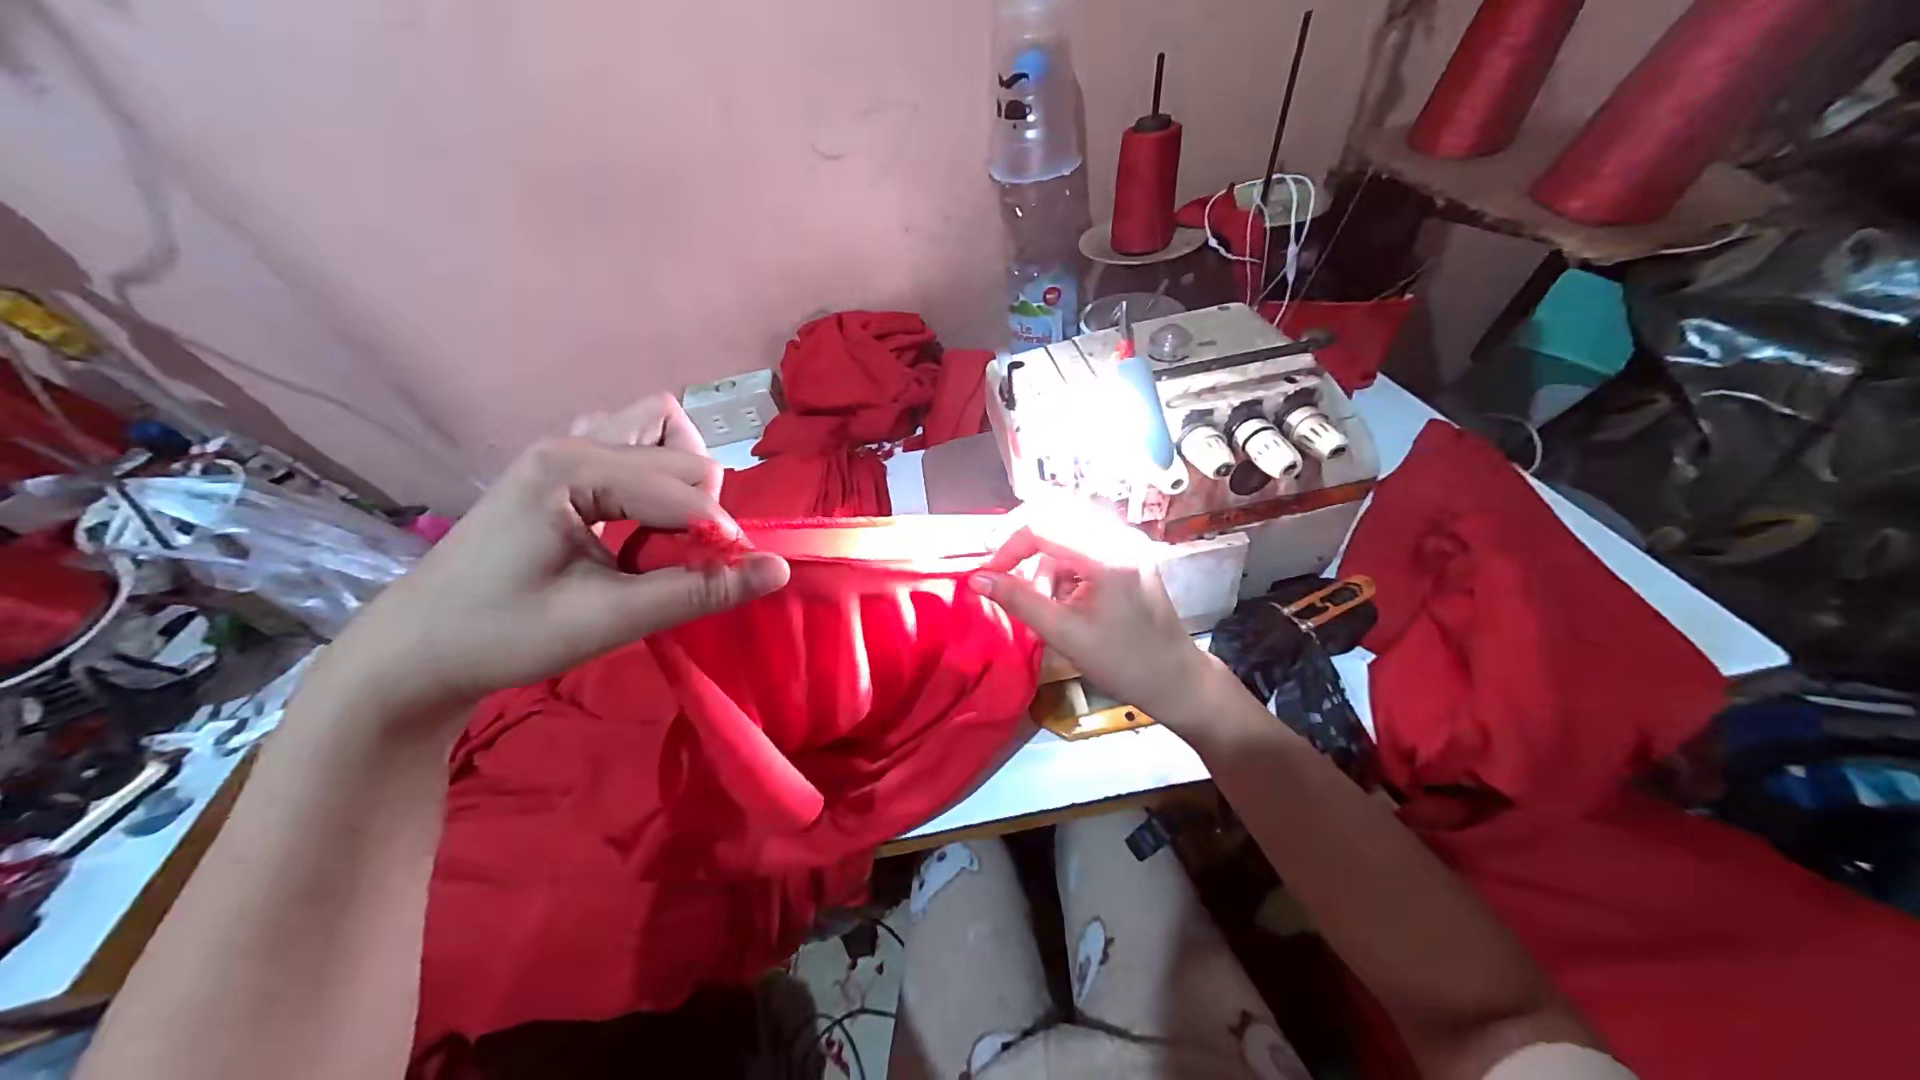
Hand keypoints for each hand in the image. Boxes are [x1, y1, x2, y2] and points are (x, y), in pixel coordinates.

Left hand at [310, 395, 789, 729]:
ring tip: (669, 529)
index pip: (687, 489)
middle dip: (703, 508)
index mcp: (575, 469)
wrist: (416, 649)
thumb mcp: (610, 619)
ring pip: (659, 427)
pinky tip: (638, 514)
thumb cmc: (504, 635)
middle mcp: (573, 442)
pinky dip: (654, 469)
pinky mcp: (561, 464)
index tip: (724, 584)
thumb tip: (779, 569)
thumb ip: (699, 590)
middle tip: (687, 564)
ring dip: (681, 475)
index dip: (719, 540)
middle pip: (683, 452)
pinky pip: (631, 440)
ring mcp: (563, 447)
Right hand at [966, 518, 1244, 738]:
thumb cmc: (1122, 662)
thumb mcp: (1064, 634)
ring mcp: (1127, 541)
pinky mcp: (1128, 551)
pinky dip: (1062, 561)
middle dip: (1022, 539)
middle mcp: (1120, 536)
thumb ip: (1019, 600)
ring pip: (1067, 526)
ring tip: (1042, 599)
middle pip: (1056, 511)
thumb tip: (977, 579)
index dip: (1008, 545)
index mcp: (1108, 554)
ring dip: (1044, 555)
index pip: (1043, 525)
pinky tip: (1062, 595)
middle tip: (1000, 568)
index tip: (989, 574)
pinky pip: (1082, 540)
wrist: (1174, 678)